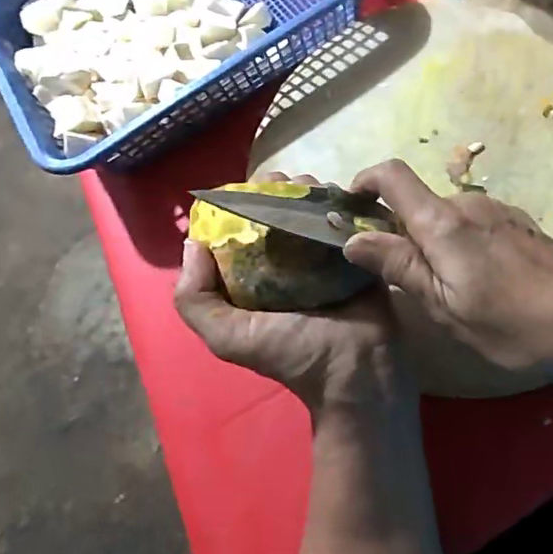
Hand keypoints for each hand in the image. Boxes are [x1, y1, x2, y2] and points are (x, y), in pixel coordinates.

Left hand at [175, 174, 406, 413]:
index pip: (240, 227)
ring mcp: (322, 251)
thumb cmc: (294, 353)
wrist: (359, 367)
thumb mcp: (229, 337)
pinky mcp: (354, 247)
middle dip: (276, 189)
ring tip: (310, 188)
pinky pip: (343, 214)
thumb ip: (195, 300)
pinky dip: (337, 199)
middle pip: (277, 210)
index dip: (239, 203)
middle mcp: (285, 259)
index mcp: (254, 275)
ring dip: (308, 189)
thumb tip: (192, 243)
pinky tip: (334, 193)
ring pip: (310, 206)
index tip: (248, 188)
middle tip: (285, 185)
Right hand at [342, 159, 552, 377]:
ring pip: (444, 215)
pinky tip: (480, 278)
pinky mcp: (513, 219)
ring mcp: (493, 208)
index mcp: (441, 222)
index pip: (391, 175)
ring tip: (448, 285)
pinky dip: (459, 241)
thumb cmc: (509, 322)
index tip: (352, 207)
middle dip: (399, 229)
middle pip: (416, 200)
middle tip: (403, 274)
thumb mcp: (444, 305)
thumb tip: (353, 239)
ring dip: (433, 239)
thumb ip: (399, 265)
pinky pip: (470, 222)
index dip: (364, 181)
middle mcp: (465, 203)